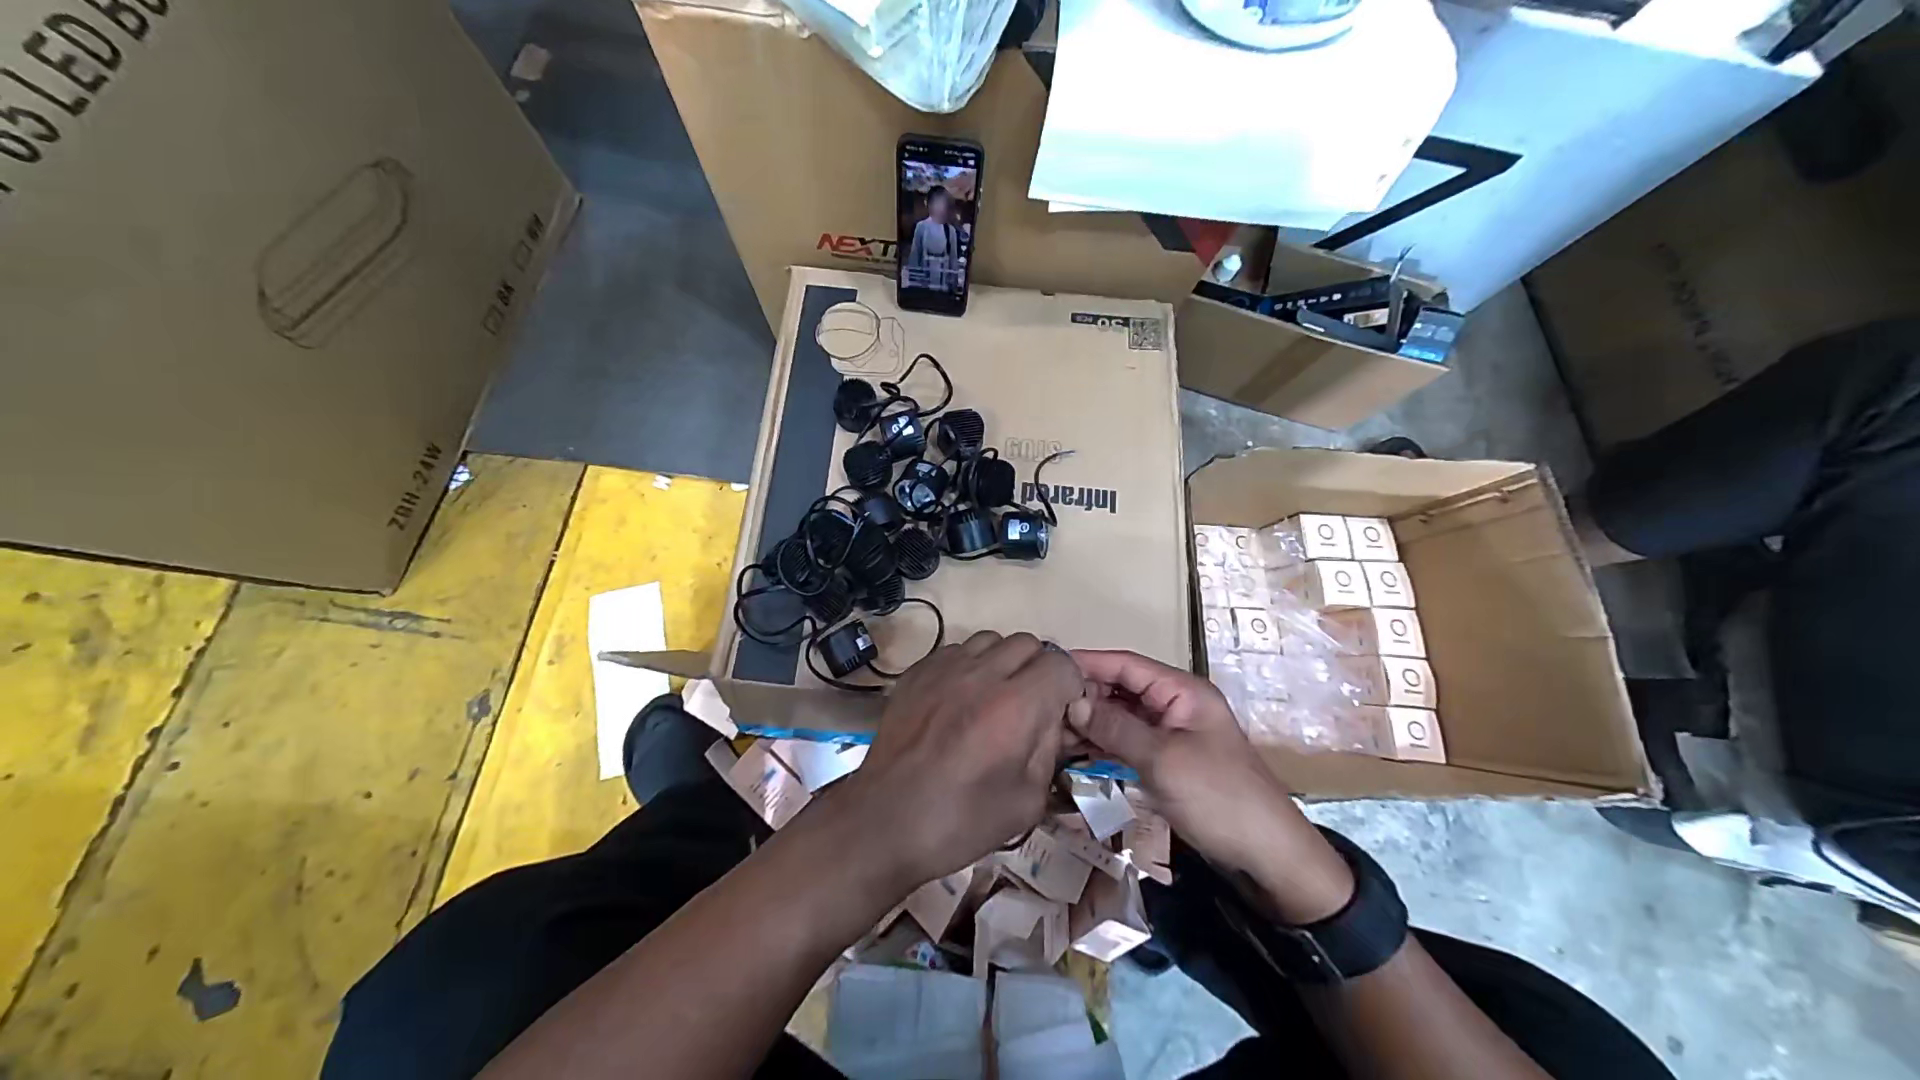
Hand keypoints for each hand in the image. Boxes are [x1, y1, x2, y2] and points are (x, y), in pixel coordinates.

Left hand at [840, 631, 1082, 891]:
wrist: (885, 822)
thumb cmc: (961, 821)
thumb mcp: (1027, 800)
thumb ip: (1050, 749)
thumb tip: (1053, 720)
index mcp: (1016, 705)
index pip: (1061, 665)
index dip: (1068, 688)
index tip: (1060, 713)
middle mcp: (981, 674)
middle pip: (1028, 644)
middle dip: (1038, 671)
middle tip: (1029, 706)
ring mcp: (944, 668)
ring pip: (990, 640)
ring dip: (1002, 663)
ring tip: (992, 699)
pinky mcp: (916, 673)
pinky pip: (955, 651)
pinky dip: (968, 667)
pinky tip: (959, 701)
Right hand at [1069, 650, 1354, 922]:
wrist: (1267, 856)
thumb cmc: (1218, 797)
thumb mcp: (1162, 759)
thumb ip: (1115, 727)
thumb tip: (1072, 702)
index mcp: (1182, 691)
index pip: (1126, 664)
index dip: (1087, 663)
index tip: (1048, 667)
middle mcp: (1175, 705)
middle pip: (1122, 688)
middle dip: (1085, 694)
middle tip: (1043, 706)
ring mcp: (1171, 734)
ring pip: (1122, 716)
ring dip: (1090, 721)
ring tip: (1051, 729)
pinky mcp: (1167, 761)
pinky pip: (1128, 742)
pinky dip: (1103, 744)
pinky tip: (1074, 751)